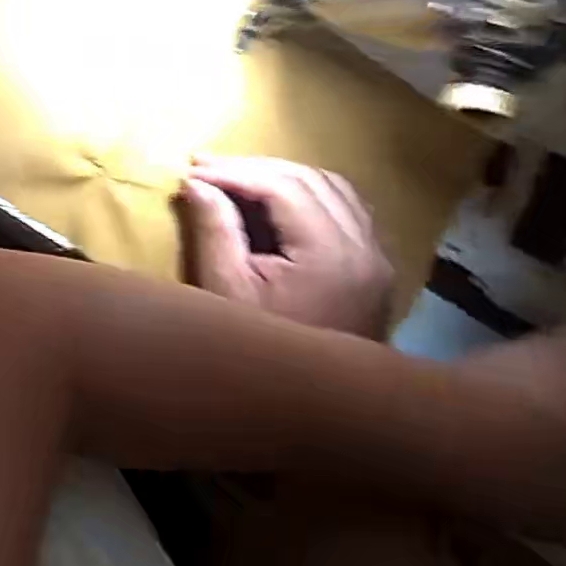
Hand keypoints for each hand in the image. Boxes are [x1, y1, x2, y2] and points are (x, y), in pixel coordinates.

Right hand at [176, 156, 392, 337]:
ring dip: (280, 174)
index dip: (234, 172)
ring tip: (233, 176)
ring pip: (332, 187)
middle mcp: (363, 246)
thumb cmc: (262, 341)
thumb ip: (214, 229)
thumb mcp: (225, 286)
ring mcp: (374, 254)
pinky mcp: (371, 263)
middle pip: (310, 180)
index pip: (283, 188)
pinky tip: (271, 197)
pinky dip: (303, 190)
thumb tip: (196, 184)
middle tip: (204, 166)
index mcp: (330, 253)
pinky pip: (342, 205)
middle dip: (253, 167)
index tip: (190, 170)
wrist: (323, 399)